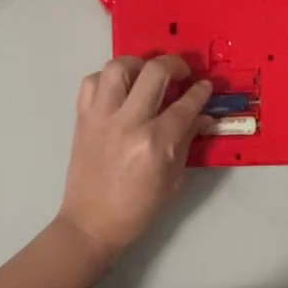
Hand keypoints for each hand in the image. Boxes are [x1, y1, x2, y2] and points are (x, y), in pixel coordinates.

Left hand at [57, 55, 212, 261]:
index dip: (200, 91)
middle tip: (181, 72)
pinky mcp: (82, 119)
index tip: (205, 86)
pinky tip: (118, 90)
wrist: (91, 223)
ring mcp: (101, 117)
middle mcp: (128, 122)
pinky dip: (106, 79)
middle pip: (154, 72)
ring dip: (137, 64)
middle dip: (175, 64)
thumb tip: (202, 118)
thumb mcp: (173, 181)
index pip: (185, 105)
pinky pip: (91, 83)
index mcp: (155, 143)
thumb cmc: (137, 209)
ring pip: (118, 67)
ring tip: (146, 75)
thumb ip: (187, 143)